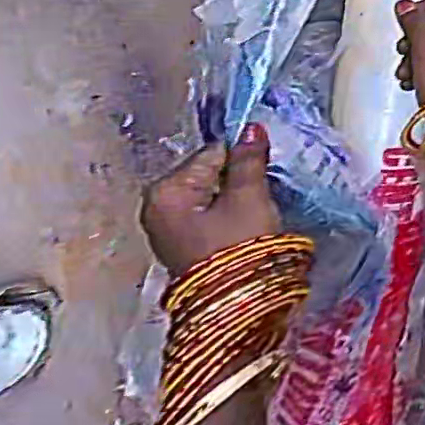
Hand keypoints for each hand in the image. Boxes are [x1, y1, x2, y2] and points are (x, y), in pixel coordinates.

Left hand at [141, 122, 282, 274]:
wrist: (235, 298)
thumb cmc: (239, 243)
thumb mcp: (249, 197)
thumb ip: (249, 161)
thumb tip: (251, 127)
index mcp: (166, 190)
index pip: (212, 154)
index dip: (243, 157)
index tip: (267, 167)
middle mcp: (157, 205)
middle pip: (208, 173)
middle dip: (238, 176)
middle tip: (265, 188)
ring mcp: (168, 226)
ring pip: (211, 193)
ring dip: (236, 193)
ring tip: (259, 204)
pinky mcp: (184, 241)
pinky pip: (209, 211)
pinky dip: (230, 210)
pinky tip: (247, 219)